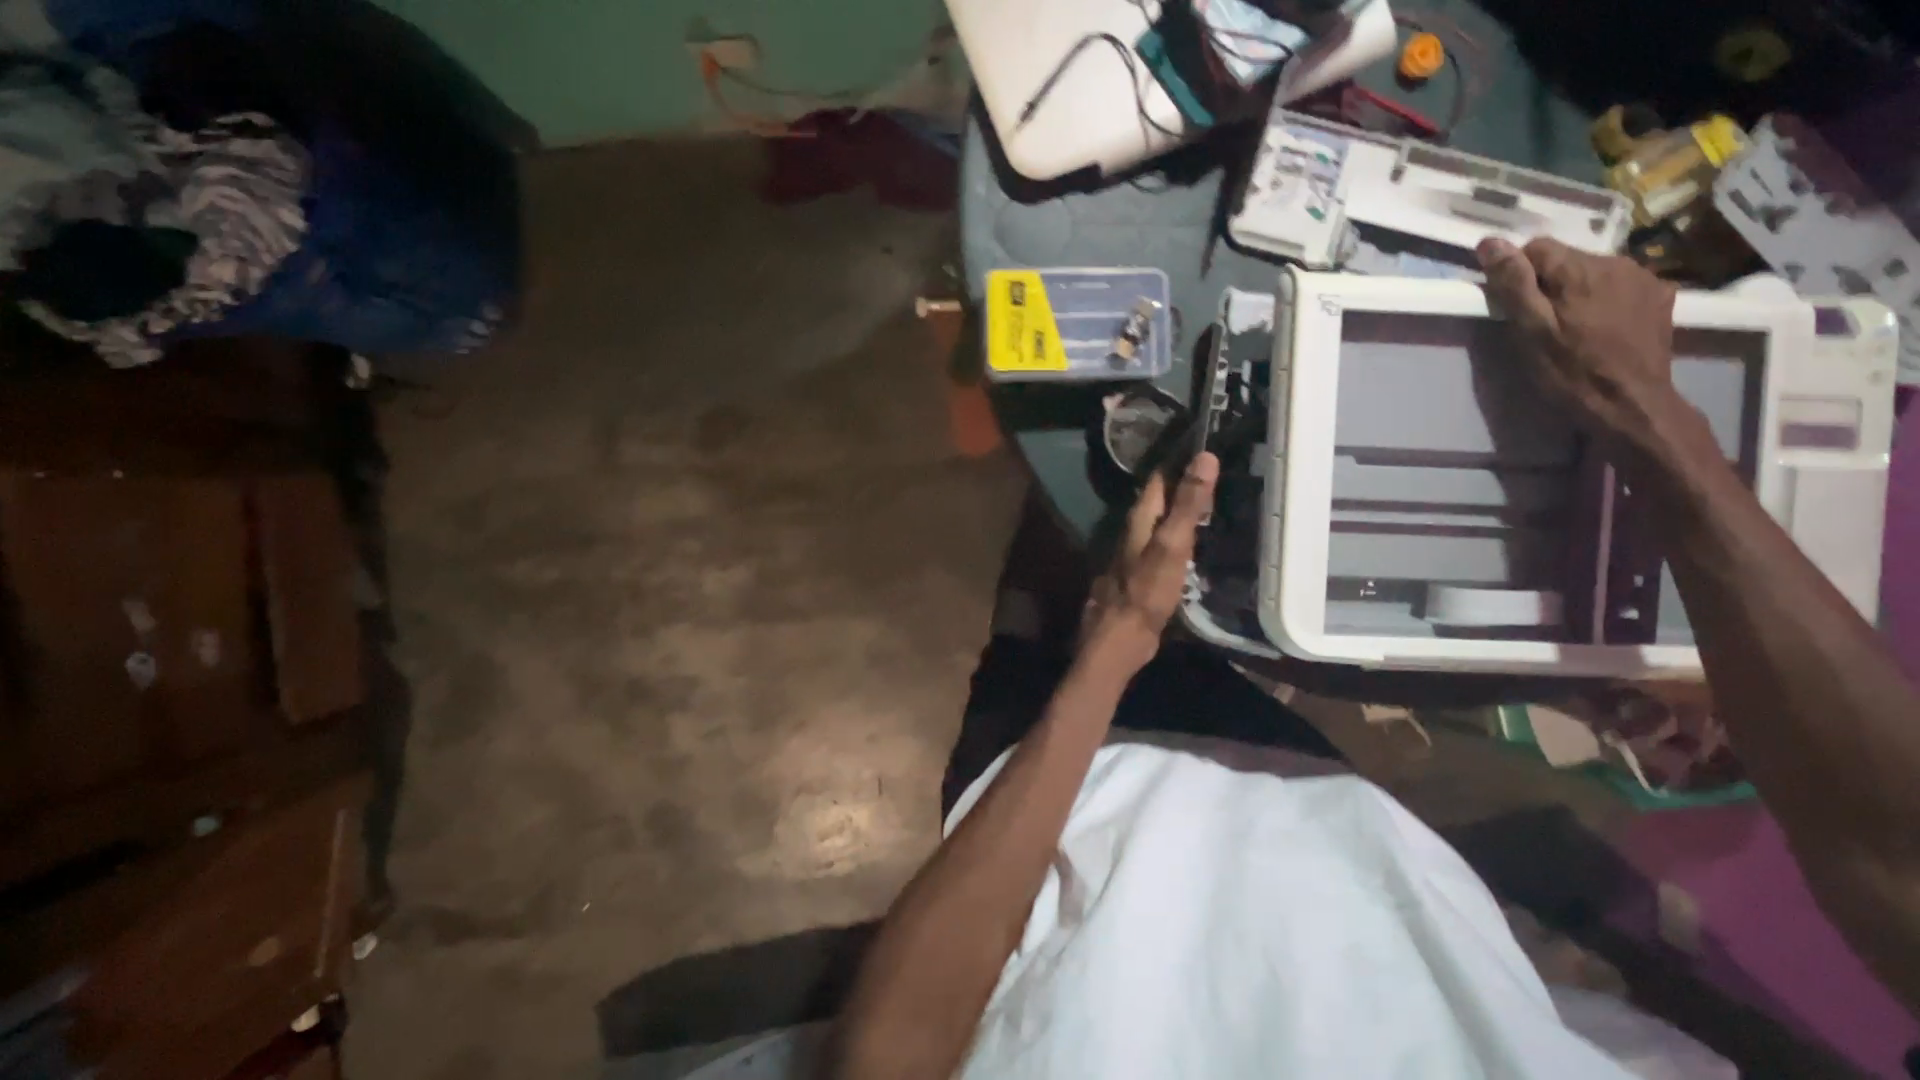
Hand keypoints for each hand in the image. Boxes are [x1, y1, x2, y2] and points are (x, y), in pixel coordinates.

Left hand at [1080, 452, 1218, 672]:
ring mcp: (1134, 558)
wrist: (1120, 640)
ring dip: (1178, 516)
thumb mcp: (1172, 544)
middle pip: (1157, 503)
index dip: (1178, 461)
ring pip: (1157, 527)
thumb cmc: (1146, 591)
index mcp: (1138, 520)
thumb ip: (1188, 504)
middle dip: (1180, 487)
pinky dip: (1177, 543)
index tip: (1202, 445)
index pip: (1158, 479)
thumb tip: (1204, 456)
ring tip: (1206, 506)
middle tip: (1212, 473)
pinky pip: (1161, 551)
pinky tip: (1190, 549)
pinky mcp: (1141, 580)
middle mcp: (1132, 534)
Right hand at [1476, 237, 1707, 466]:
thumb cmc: (1572, 372)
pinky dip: (1606, 298)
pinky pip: (1621, 285)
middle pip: (1568, 258)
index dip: (1519, 273)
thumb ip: (1514, 283)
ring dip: (1578, 290)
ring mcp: (1644, 278)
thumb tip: (1491, 242)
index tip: (1517, 306)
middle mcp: (1617, 262)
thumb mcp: (1532, 331)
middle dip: (1550, 282)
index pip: (1537, 247)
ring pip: (1595, 271)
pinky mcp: (1660, 297)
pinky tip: (1603, 327)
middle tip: (1543, 322)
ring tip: (1574, 327)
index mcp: (1580, 269)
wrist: (1631, 404)